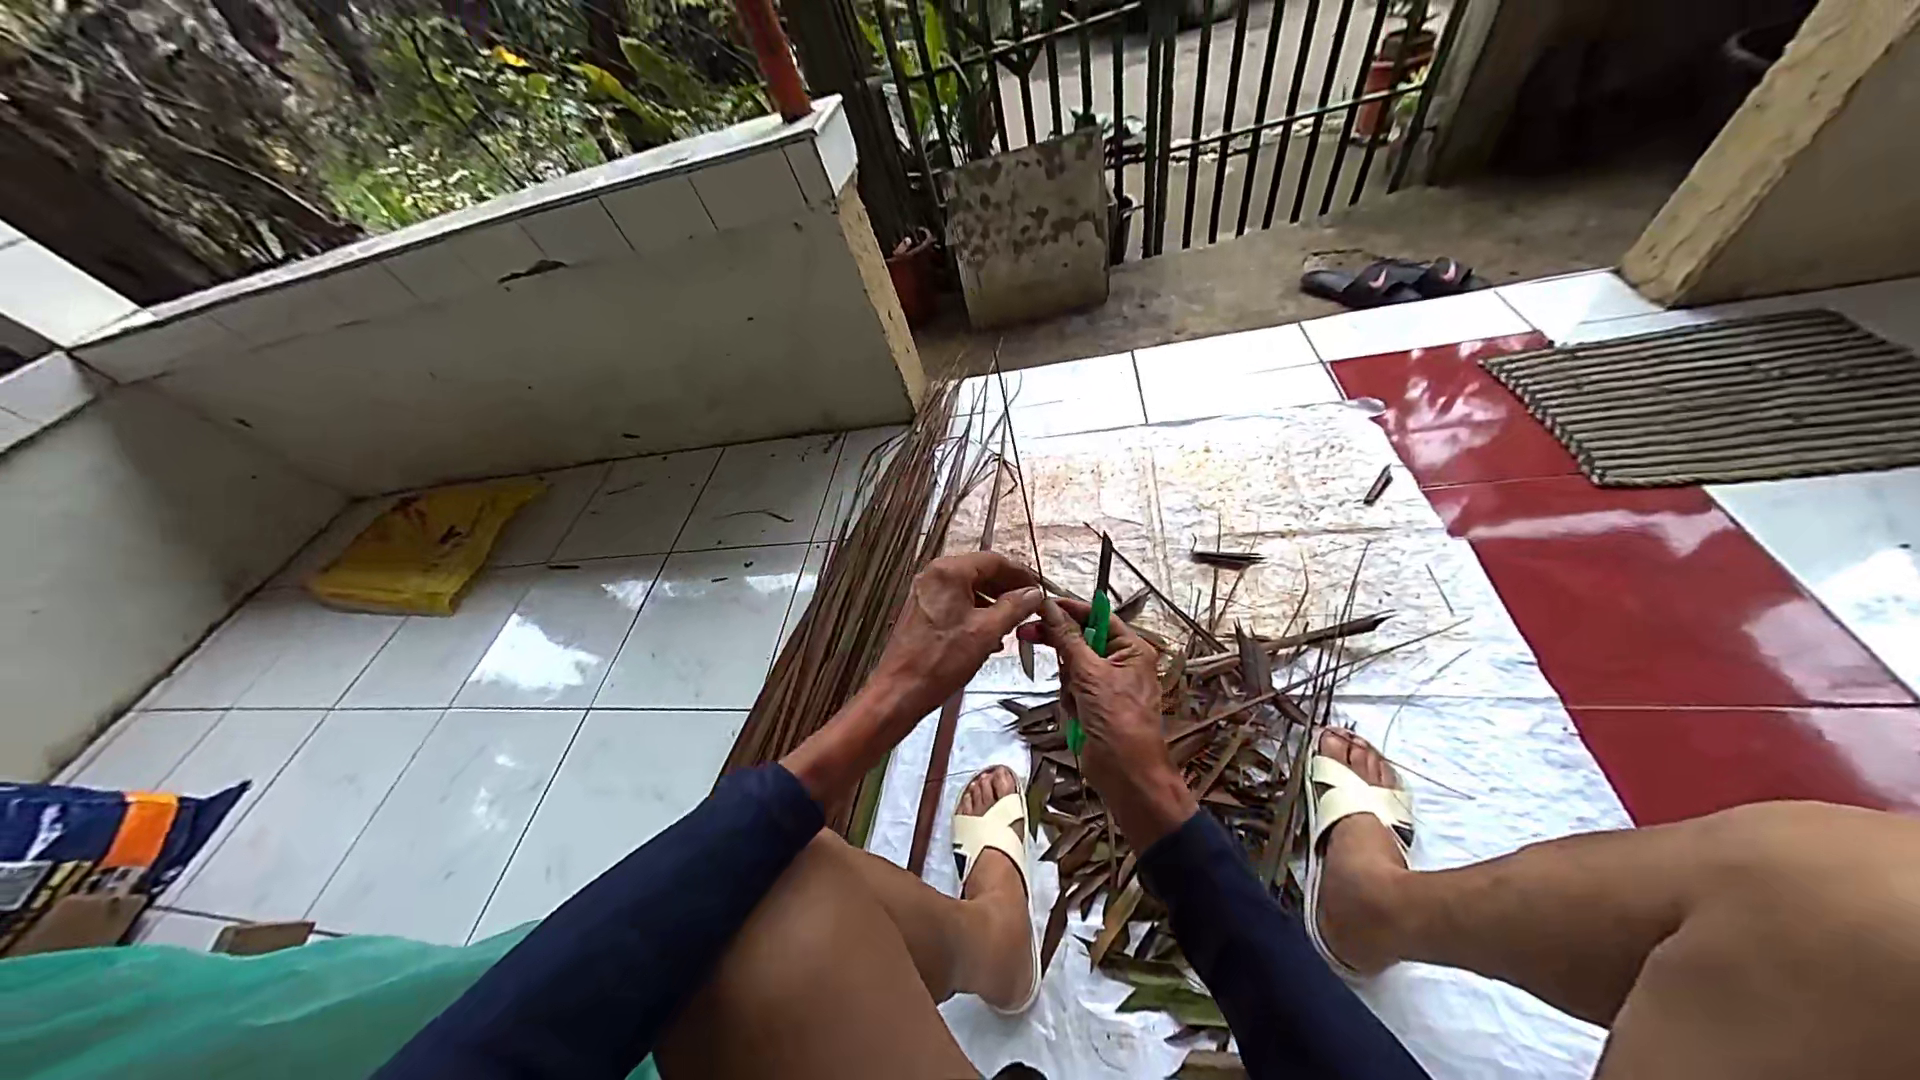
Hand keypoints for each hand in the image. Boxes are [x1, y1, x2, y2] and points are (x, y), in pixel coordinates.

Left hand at [865, 552, 1044, 723]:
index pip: (993, 561)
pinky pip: (956, 602)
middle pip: (980, 572)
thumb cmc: (937, 662)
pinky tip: (989, 632)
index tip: (1036, 586)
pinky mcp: (923, 611)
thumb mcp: (987, 632)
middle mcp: (934, 577)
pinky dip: (976, 612)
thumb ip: (1014, 607)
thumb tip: (1031, 595)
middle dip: (1007, 588)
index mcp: (948, 573)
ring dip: (993, 602)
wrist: (901, 690)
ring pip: (969, 588)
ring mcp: (926, 593)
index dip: (1020, 574)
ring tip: (1013, 620)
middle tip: (1028, 602)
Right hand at [1020, 597, 1197, 848]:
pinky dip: (1069, 701)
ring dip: (1067, 682)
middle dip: (1060, 646)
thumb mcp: (1090, 673)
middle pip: (1080, 640)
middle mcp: (1120, 663)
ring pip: (1070, 667)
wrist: (1126, 774)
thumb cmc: (1120, 723)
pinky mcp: (1093, 705)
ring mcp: (1106, 685)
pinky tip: (1079, 715)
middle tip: (1029, 633)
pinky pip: (1070, 690)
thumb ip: (1067, 638)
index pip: (1097, 616)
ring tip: (1078, 700)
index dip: (1069, 609)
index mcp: (1131, 649)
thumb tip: (1050, 607)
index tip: (1042, 604)